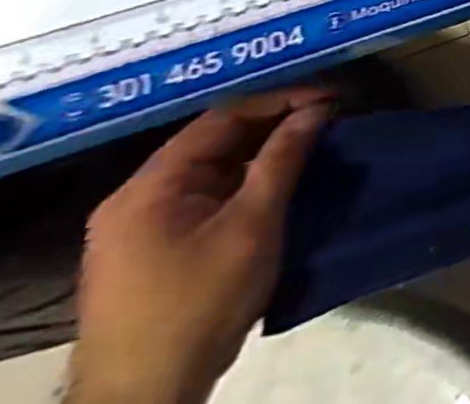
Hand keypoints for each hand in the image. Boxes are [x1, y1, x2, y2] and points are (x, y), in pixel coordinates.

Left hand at [68, 88, 333, 403]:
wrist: (147, 389)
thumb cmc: (201, 299)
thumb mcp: (253, 224)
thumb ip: (283, 160)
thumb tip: (316, 110)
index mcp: (149, 187)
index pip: (221, 119)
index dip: (280, 100)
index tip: (332, 96)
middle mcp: (137, 198)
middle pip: (214, 142)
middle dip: (275, 124)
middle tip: (332, 116)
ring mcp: (142, 226)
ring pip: (213, 170)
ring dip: (264, 153)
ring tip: (317, 143)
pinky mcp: (156, 249)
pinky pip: (208, 195)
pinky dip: (248, 181)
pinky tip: (283, 182)